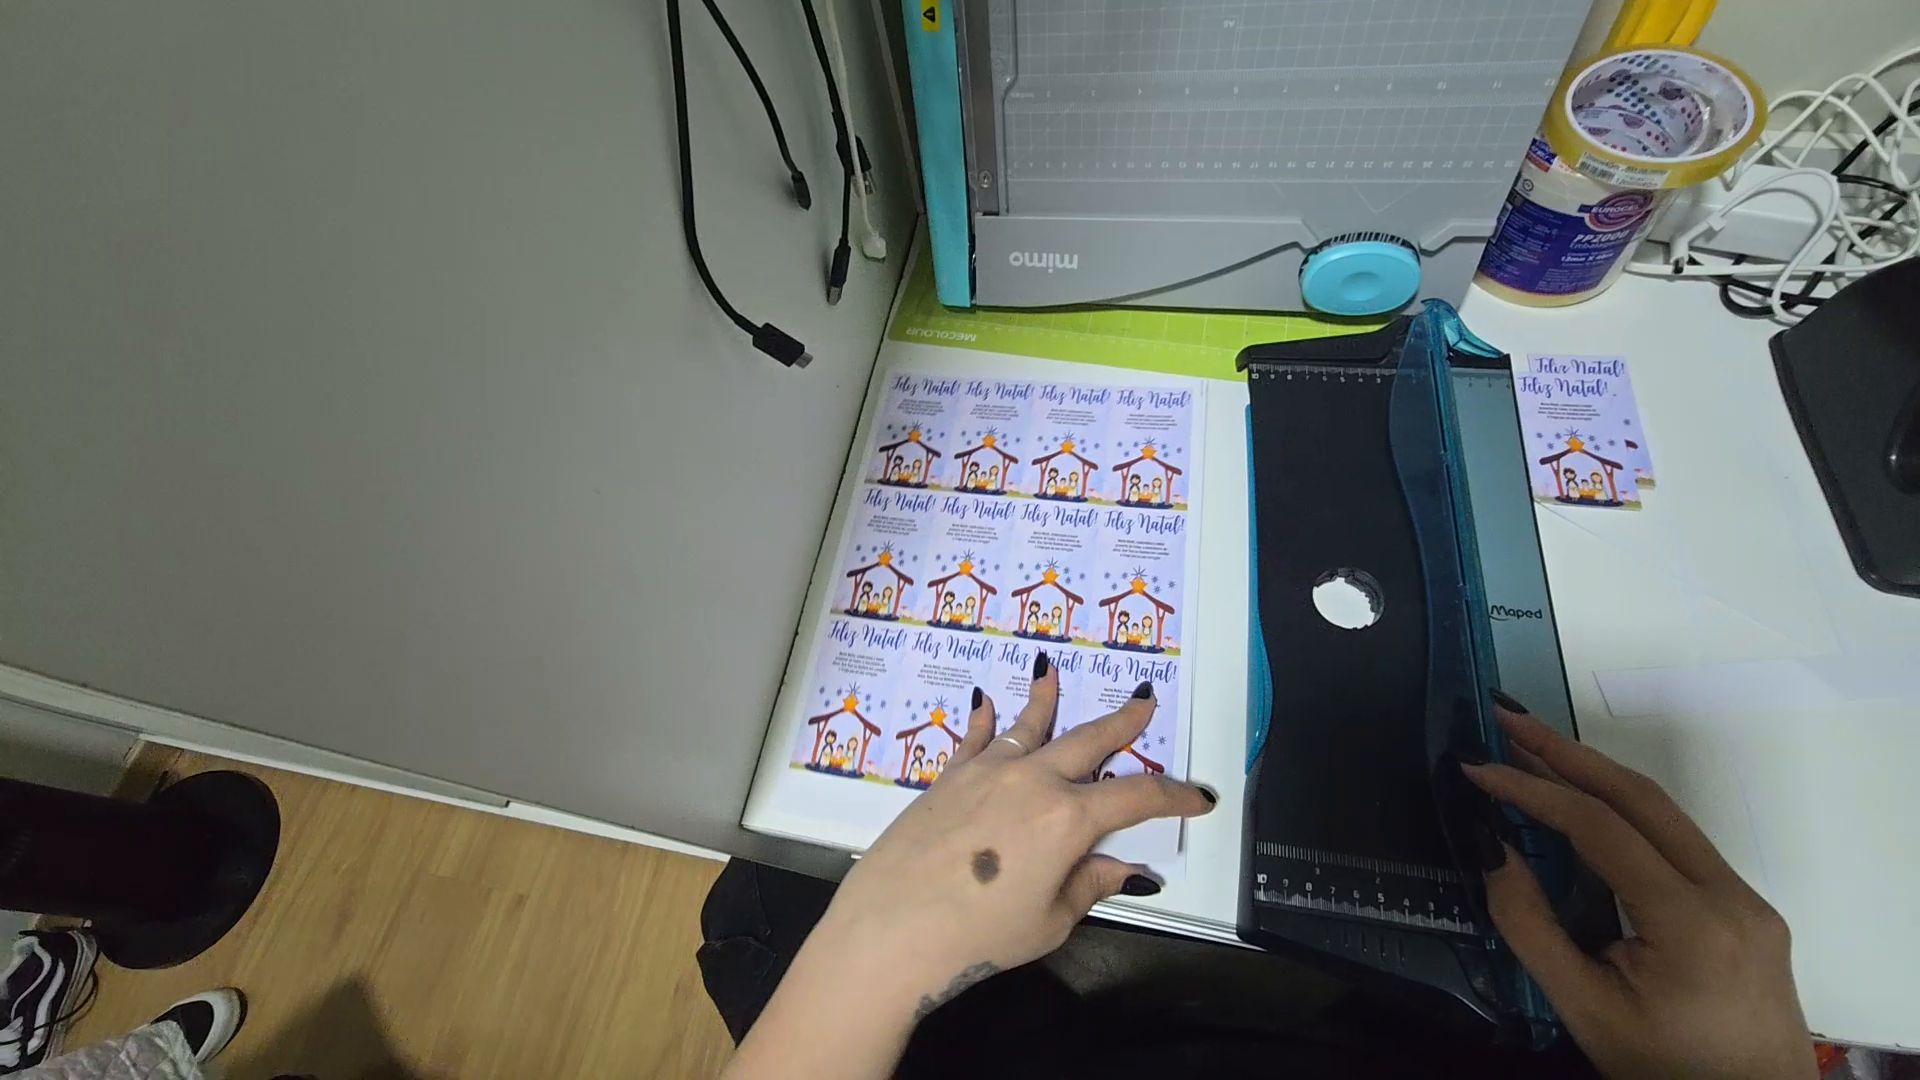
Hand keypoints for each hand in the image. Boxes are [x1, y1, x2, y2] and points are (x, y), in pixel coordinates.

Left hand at [722, 655, 1213, 1079]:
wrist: (892, 926)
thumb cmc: (979, 935)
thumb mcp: (1049, 921)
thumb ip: (1090, 884)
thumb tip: (1129, 868)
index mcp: (1068, 818)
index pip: (1136, 798)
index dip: (1174, 795)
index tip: (1200, 797)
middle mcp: (1033, 780)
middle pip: (1088, 741)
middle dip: (1121, 722)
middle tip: (1143, 701)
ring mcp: (987, 771)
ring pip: (1028, 727)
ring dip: (1045, 700)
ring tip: (1052, 671)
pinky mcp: (950, 776)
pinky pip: (974, 739)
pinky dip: (984, 719)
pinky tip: (986, 700)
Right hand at [1465, 701, 1815, 1079]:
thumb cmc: (1662, 1066)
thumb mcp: (1580, 1003)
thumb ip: (1527, 920)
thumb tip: (1491, 846)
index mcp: (1692, 922)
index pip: (1599, 827)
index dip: (1530, 789)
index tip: (1474, 768)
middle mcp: (1730, 896)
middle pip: (1639, 798)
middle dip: (1563, 749)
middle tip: (1502, 718)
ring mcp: (1742, 897)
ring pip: (1658, 808)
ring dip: (1587, 768)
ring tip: (1526, 740)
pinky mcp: (1738, 904)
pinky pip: (1668, 833)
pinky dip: (1612, 801)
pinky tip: (1571, 790)